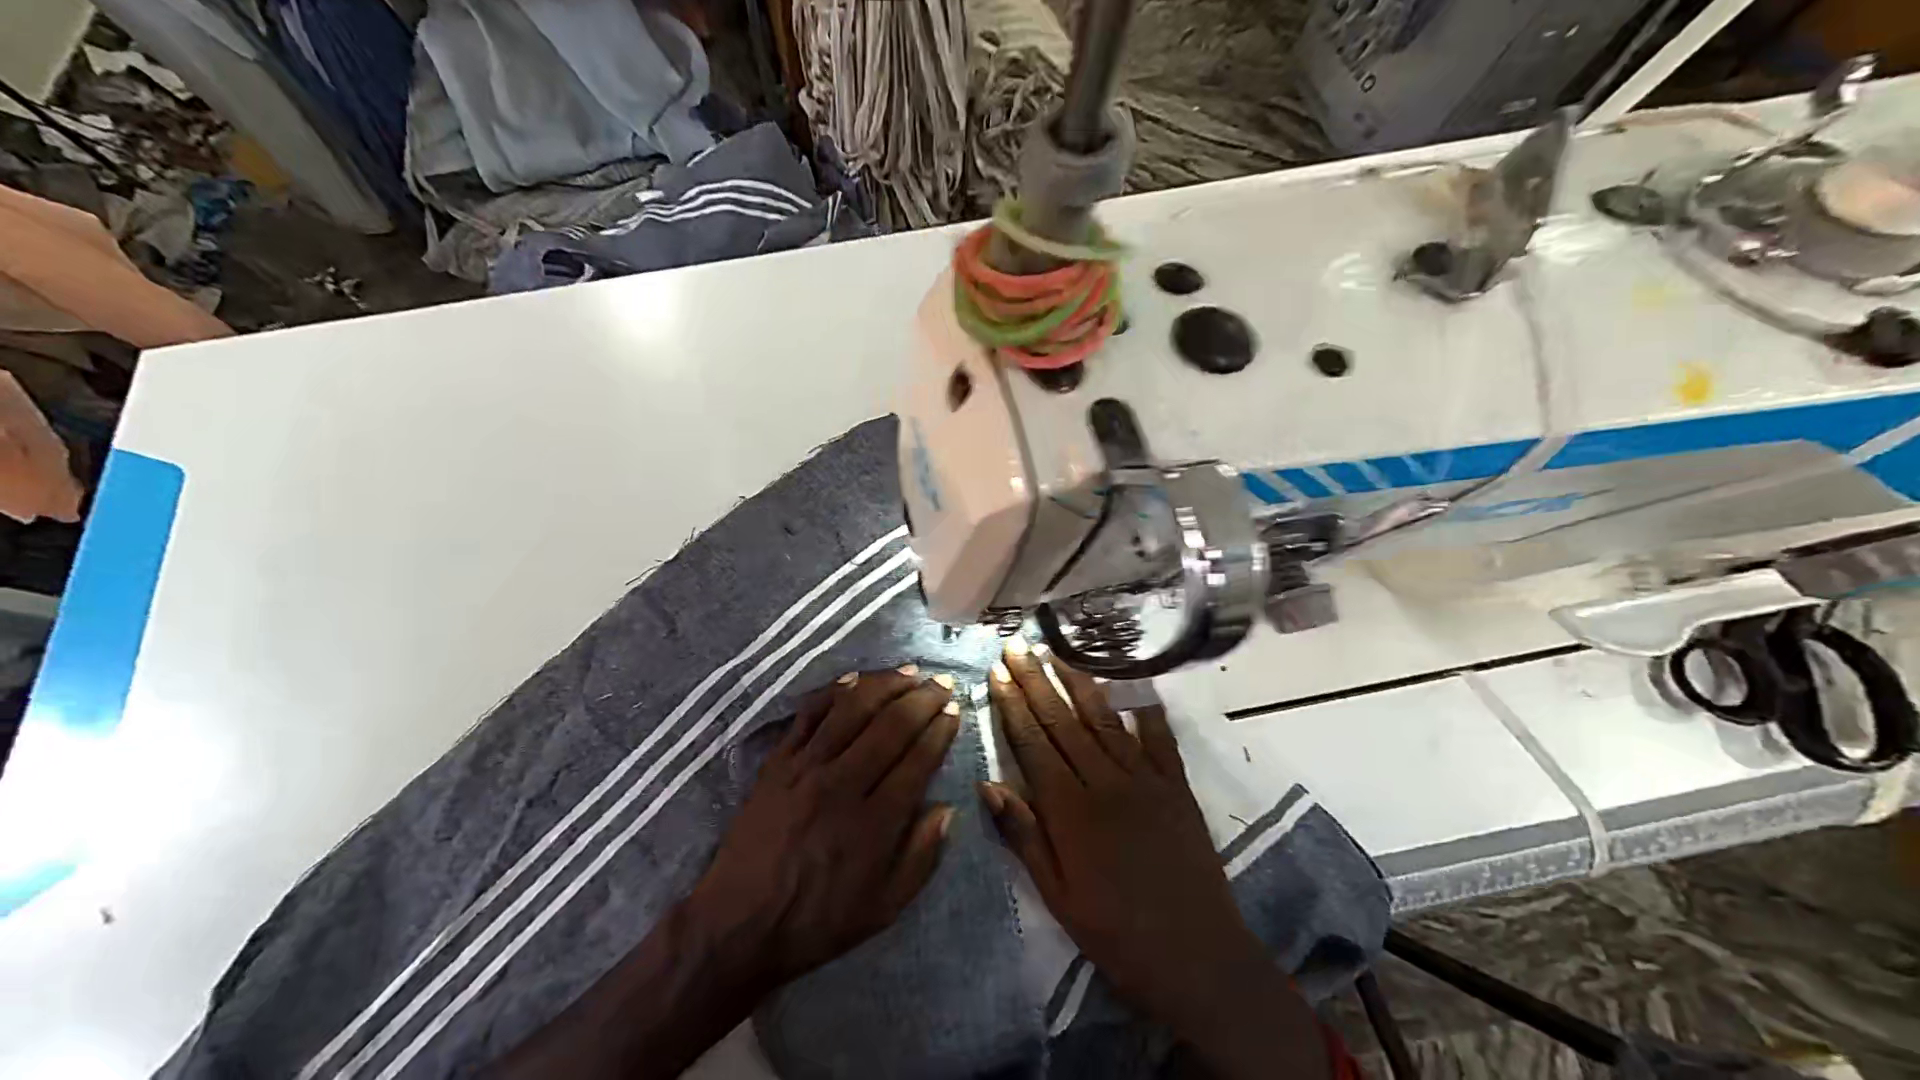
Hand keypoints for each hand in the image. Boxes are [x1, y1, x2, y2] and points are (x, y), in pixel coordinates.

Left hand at [485, 669, 959, 1079]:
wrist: (738, 925)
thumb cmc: (818, 920)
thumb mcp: (884, 907)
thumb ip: (922, 856)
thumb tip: (947, 807)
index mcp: (875, 822)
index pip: (918, 759)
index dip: (941, 730)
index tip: (955, 710)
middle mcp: (843, 784)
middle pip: (891, 726)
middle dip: (923, 699)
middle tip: (943, 682)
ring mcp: (806, 768)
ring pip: (851, 710)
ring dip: (884, 685)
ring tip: (908, 672)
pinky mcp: (777, 763)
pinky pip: (808, 716)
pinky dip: (833, 692)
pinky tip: (853, 679)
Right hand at [981, 640, 1332, 1078]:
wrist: (1198, 957)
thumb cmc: (1116, 934)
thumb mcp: (1057, 896)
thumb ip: (1024, 836)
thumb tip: (988, 784)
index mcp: (1070, 810)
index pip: (1033, 743)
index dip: (1012, 705)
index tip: (997, 672)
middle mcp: (1105, 782)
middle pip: (1063, 722)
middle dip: (1036, 681)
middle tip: (1016, 647)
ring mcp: (1146, 780)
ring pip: (1104, 720)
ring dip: (1078, 684)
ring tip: (1057, 654)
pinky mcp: (1178, 788)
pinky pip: (1160, 739)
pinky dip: (1146, 710)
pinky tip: (1134, 686)